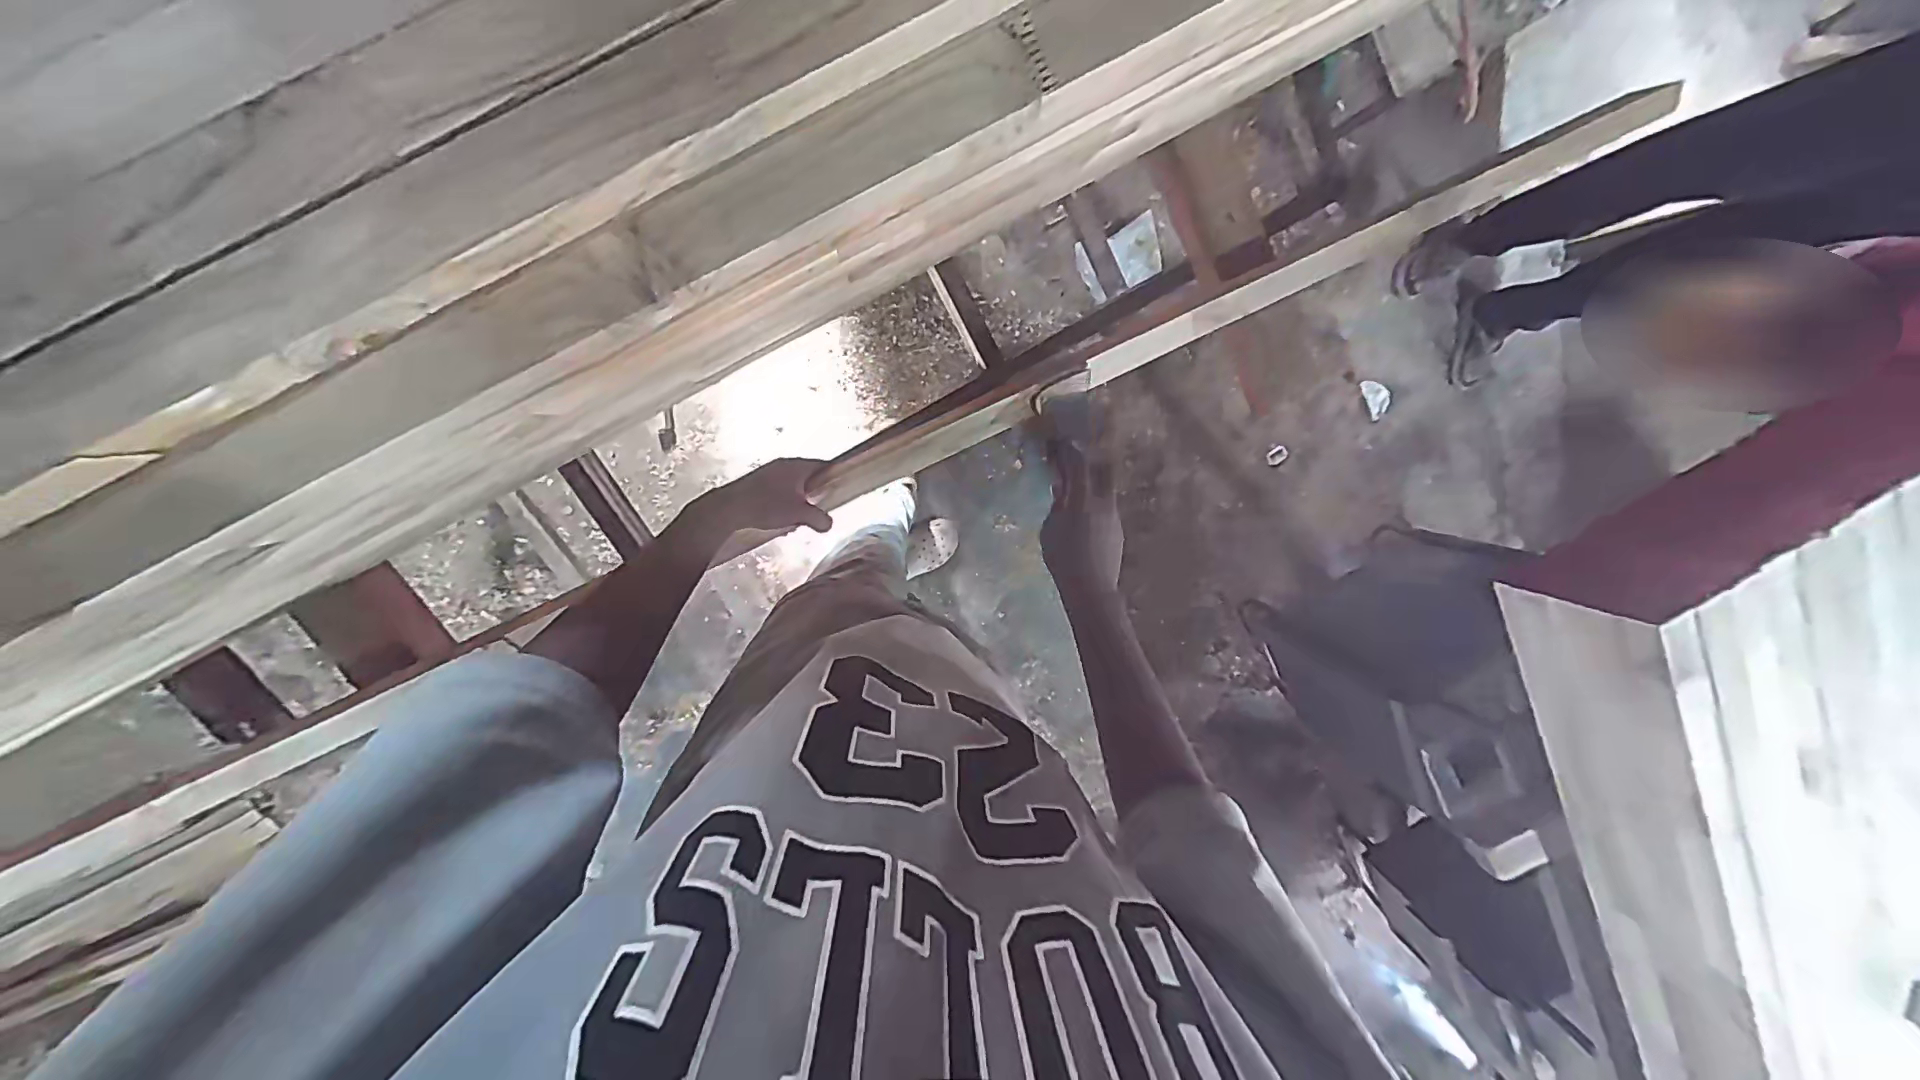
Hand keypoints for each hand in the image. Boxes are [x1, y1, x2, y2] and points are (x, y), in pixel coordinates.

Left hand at [667, 458, 832, 556]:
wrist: (726, 510)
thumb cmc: (766, 506)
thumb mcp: (798, 514)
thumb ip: (818, 518)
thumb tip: (829, 524)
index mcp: (797, 466)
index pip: (824, 466)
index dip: (836, 476)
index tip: (843, 489)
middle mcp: (783, 465)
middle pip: (809, 477)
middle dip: (816, 495)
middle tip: (820, 510)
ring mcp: (769, 474)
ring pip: (794, 487)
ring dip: (799, 502)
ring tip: (798, 519)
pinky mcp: (757, 486)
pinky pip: (780, 493)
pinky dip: (785, 504)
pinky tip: (781, 520)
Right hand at [1041, 435, 1122, 594]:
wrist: (1091, 589)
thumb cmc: (1064, 559)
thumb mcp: (1050, 530)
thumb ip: (1057, 506)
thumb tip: (1061, 491)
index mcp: (1084, 499)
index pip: (1078, 464)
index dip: (1068, 450)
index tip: (1059, 443)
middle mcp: (1104, 502)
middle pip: (1102, 469)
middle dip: (1088, 461)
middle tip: (1073, 461)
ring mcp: (1114, 515)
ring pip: (1105, 489)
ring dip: (1091, 484)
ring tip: (1074, 491)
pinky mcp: (1117, 529)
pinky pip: (1106, 506)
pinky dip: (1095, 502)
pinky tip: (1083, 515)